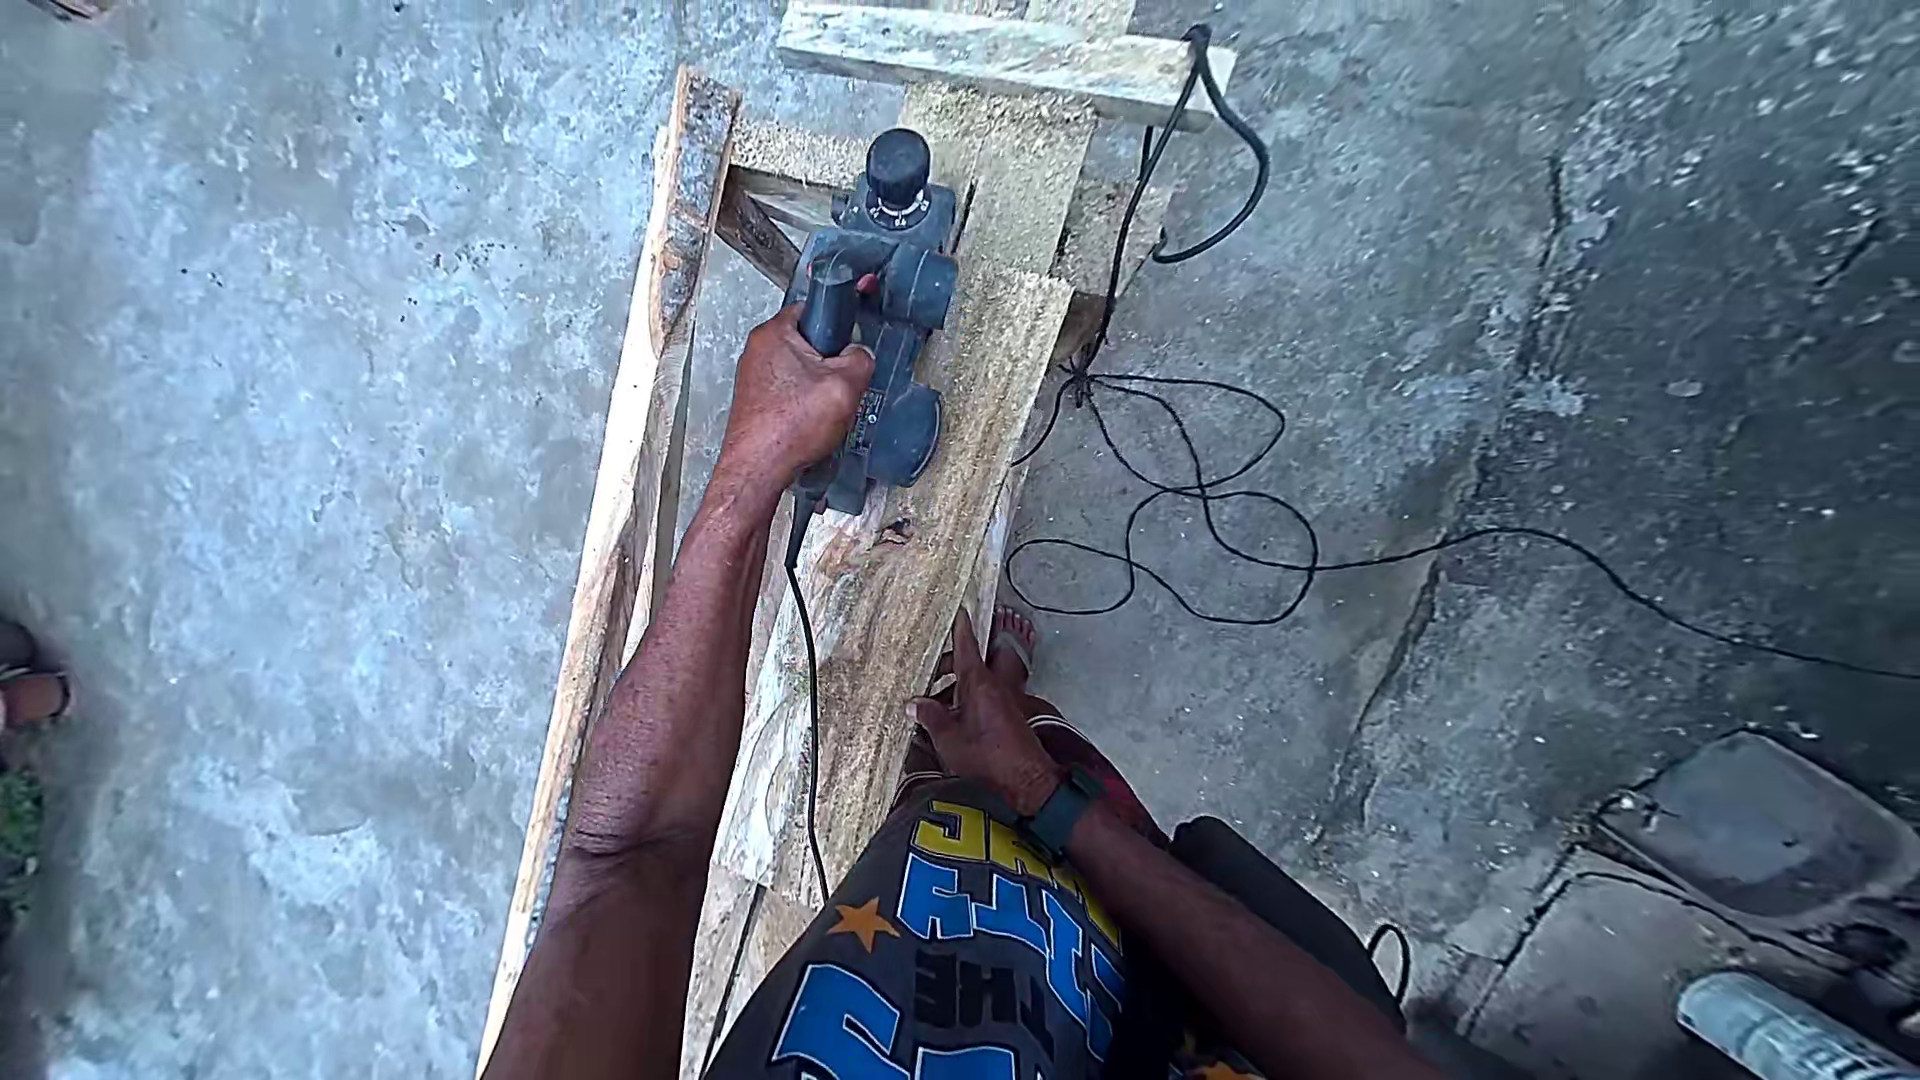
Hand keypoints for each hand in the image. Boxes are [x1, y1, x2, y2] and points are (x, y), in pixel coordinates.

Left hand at [716, 305, 874, 492]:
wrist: (759, 467)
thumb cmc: (790, 426)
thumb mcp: (845, 386)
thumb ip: (861, 360)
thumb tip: (861, 356)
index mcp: (774, 333)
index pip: (812, 309)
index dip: (838, 324)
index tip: (851, 338)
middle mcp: (758, 350)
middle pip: (808, 344)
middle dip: (830, 364)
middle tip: (841, 386)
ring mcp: (754, 377)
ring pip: (800, 372)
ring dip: (818, 388)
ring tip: (824, 411)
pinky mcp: (756, 401)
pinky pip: (789, 393)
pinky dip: (803, 406)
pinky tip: (810, 424)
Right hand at [911, 608, 1061, 815]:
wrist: (1026, 782)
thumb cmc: (987, 757)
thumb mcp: (948, 738)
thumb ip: (929, 716)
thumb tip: (912, 705)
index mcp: (978, 682)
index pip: (967, 645)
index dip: (960, 627)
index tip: (959, 609)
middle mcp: (992, 685)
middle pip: (966, 664)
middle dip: (945, 666)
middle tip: (924, 676)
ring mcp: (1001, 700)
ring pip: (972, 684)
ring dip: (952, 689)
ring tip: (929, 707)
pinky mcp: (1004, 716)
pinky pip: (979, 699)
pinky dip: (962, 703)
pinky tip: (947, 722)